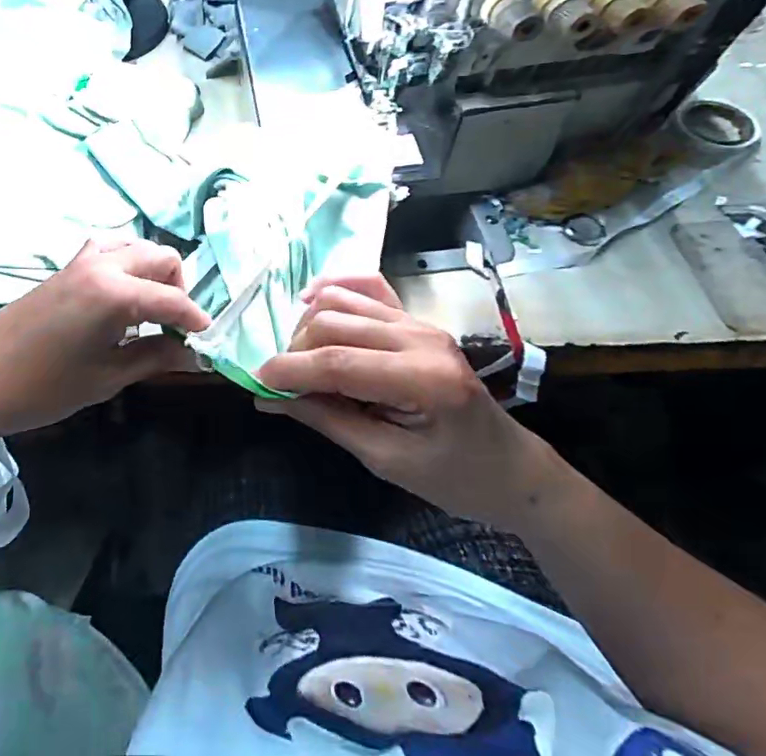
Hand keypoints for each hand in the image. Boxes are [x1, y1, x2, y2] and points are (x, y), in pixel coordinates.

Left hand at [0, 239, 211, 468]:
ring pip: (134, 247)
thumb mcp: (105, 378)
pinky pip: (107, 251)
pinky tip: (118, 301)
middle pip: (161, 258)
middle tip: (174, 328)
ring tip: (148, 313)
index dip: (195, 321)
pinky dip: (125, 266)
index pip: (173, 299)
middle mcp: (102, 265)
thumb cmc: (42, 386)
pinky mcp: (64, 268)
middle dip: (177, 289)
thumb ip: (153, 357)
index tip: (206, 343)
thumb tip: (192, 355)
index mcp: (114, 291)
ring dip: (151, 273)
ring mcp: (80, 262)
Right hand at [253, 274, 563, 528]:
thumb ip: (328, 420)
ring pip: (343, 301)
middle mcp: (420, 336)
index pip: (337, 362)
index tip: (255, 385)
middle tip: (281, 386)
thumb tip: (272, 399)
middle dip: (295, 351)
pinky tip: (309, 301)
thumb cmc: (455, 478)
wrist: (511, 468)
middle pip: (334, 323)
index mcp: (422, 378)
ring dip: (308, 325)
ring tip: (299, 360)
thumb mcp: (387, 461)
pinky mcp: (415, 320)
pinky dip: (333, 289)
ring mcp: (419, 322)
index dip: (289, 370)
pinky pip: (368, 288)